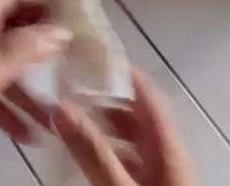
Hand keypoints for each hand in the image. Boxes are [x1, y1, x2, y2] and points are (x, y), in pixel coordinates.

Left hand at [0, 0, 69, 152]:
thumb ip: (24, 48)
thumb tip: (60, 31)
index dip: (35, 3)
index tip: (61, 26)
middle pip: (7, 28)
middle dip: (36, 48)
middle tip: (65, 68)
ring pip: (0, 64)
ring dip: (27, 86)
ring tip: (55, 114)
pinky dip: (8, 108)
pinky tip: (28, 135)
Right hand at [54, 71, 192, 185]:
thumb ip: (92, 150)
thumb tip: (59, 106)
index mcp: (169, 144)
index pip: (145, 90)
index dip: (117, 69)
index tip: (84, 56)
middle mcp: (170, 152)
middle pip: (137, 112)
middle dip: (103, 99)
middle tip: (68, 91)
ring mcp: (165, 172)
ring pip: (133, 137)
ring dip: (104, 125)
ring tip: (71, 121)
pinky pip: (131, 158)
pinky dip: (109, 149)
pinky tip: (87, 154)